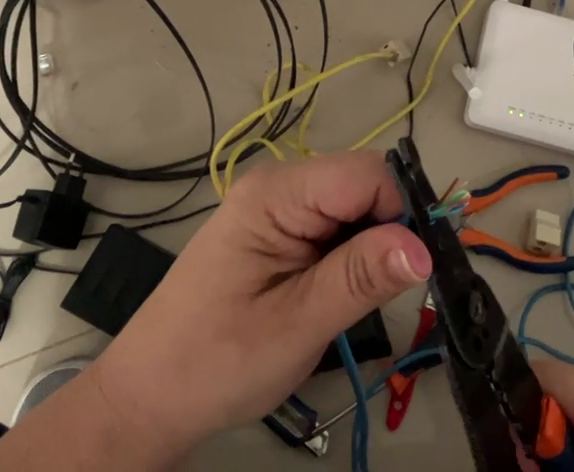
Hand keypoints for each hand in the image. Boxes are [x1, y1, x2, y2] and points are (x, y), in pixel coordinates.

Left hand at [0, 152, 431, 470]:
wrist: (148, 398)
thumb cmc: (215, 363)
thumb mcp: (296, 325)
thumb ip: (360, 278)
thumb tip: (425, 248)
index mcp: (276, 194)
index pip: (366, 174)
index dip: (399, 213)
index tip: (411, 270)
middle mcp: (277, 186)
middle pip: (362, 185)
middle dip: (386, 232)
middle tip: (380, 294)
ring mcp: (274, 207)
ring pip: (353, 206)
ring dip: (368, 248)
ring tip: (352, 300)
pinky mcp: (275, 231)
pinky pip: (333, 225)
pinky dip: (348, 256)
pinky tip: (334, 294)